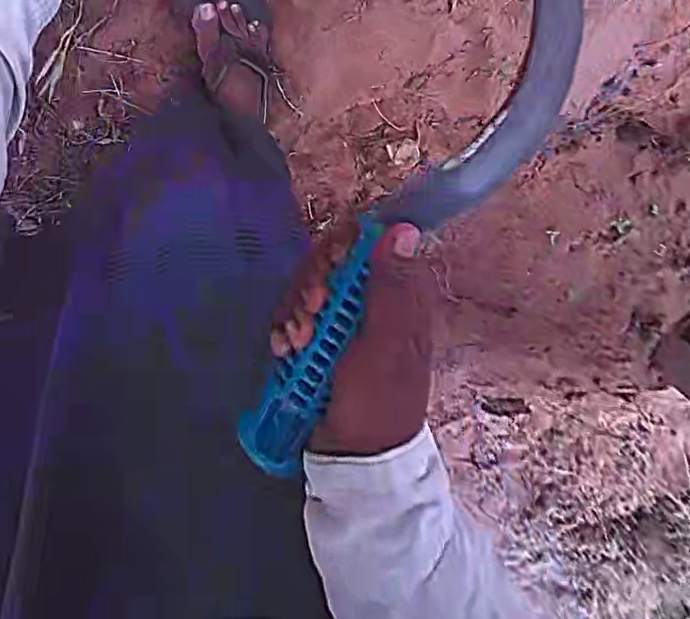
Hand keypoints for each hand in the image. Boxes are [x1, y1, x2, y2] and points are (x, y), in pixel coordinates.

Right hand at [274, 221, 434, 457]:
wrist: (354, 460)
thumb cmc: (378, 401)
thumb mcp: (389, 343)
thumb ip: (391, 286)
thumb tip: (405, 229)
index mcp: (395, 294)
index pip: (366, 242)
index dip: (343, 244)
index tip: (330, 265)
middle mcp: (367, 300)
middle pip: (330, 261)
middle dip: (313, 282)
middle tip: (312, 310)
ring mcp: (340, 319)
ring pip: (307, 286)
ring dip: (296, 309)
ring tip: (298, 341)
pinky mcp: (316, 337)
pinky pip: (292, 314)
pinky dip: (285, 329)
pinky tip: (286, 349)